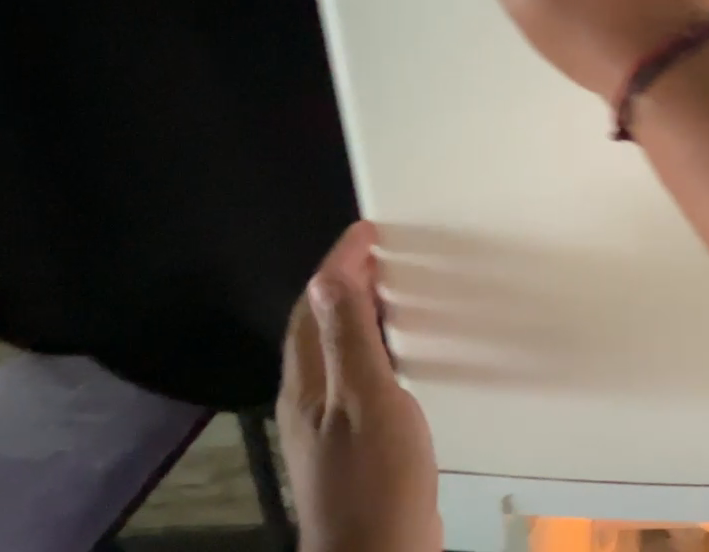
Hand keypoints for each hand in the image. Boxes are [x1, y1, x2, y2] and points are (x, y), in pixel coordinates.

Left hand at [278, 221, 441, 551]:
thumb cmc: (376, 478)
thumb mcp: (367, 401)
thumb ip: (348, 339)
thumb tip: (326, 276)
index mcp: (309, 383)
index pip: (315, 307)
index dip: (338, 265)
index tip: (366, 230)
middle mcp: (310, 398)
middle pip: (317, 326)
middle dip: (343, 282)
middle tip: (381, 251)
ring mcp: (329, 423)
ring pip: (336, 349)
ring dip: (357, 312)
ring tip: (391, 288)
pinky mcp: (353, 441)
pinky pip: (356, 372)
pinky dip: (373, 344)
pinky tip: (399, 353)